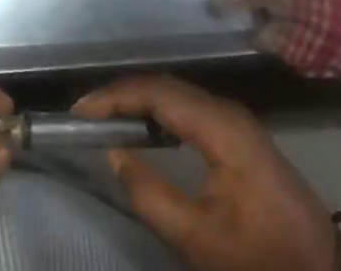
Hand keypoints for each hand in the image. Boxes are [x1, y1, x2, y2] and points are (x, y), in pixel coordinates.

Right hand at [73, 75, 339, 270]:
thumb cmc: (261, 259)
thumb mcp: (199, 240)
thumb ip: (148, 194)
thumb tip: (113, 153)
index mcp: (224, 131)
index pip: (157, 94)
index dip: (114, 97)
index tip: (80, 111)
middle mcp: (231, 114)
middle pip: (166, 86)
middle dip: (121, 94)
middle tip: (87, 112)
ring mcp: (239, 123)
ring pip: (177, 93)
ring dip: (138, 100)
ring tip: (106, 115)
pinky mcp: (242, 136)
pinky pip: (190, 108)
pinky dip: (158, 109)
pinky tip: (142, 125)